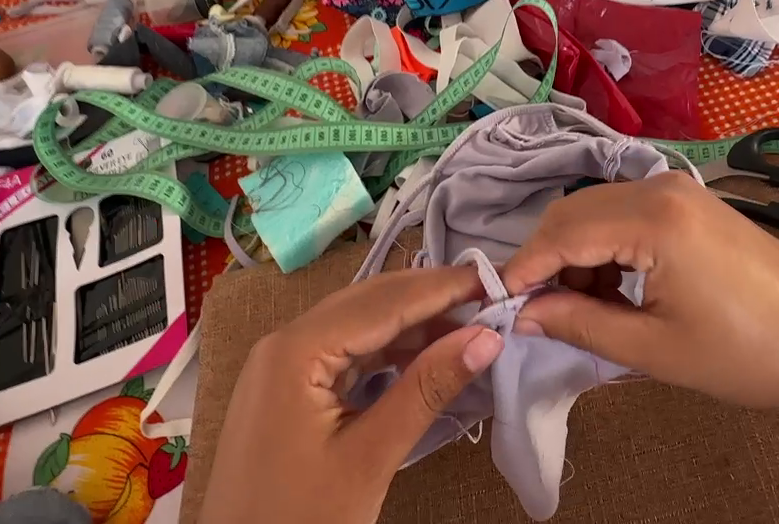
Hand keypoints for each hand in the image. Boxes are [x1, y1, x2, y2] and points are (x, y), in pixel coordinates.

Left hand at [201, 267, 504, 523]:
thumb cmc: (299, 523)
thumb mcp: (369, 458)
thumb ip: (427, 389)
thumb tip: (487, 338)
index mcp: (296, 349)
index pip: (383, 301)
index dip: (442, 287)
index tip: (495, 279)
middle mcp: (285, 341)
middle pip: (370, 302)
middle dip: (430, 296)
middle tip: (489, 295)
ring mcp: (283, 364)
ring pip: (360, 324)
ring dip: (414, 322)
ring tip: (469, 323)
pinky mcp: (289, 388)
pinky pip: (348, 352)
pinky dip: (390, 349)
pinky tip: (426, 353)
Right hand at [501, 170, 778, 411]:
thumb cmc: (745, 353)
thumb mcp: (655, 350)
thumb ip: (581, 324)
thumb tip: (524, 314)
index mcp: (652, 218)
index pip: (563, 232)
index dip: (525, 266)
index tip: (499, 302)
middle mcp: (660, 187)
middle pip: (575, 211)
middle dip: (549, 258)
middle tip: (539, 312)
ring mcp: (679, 190)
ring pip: (599, 209)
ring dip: (578, 254)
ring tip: (585, 309)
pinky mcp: (691, 201)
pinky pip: (628, 212)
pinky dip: (608, 246)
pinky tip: (618, 288)